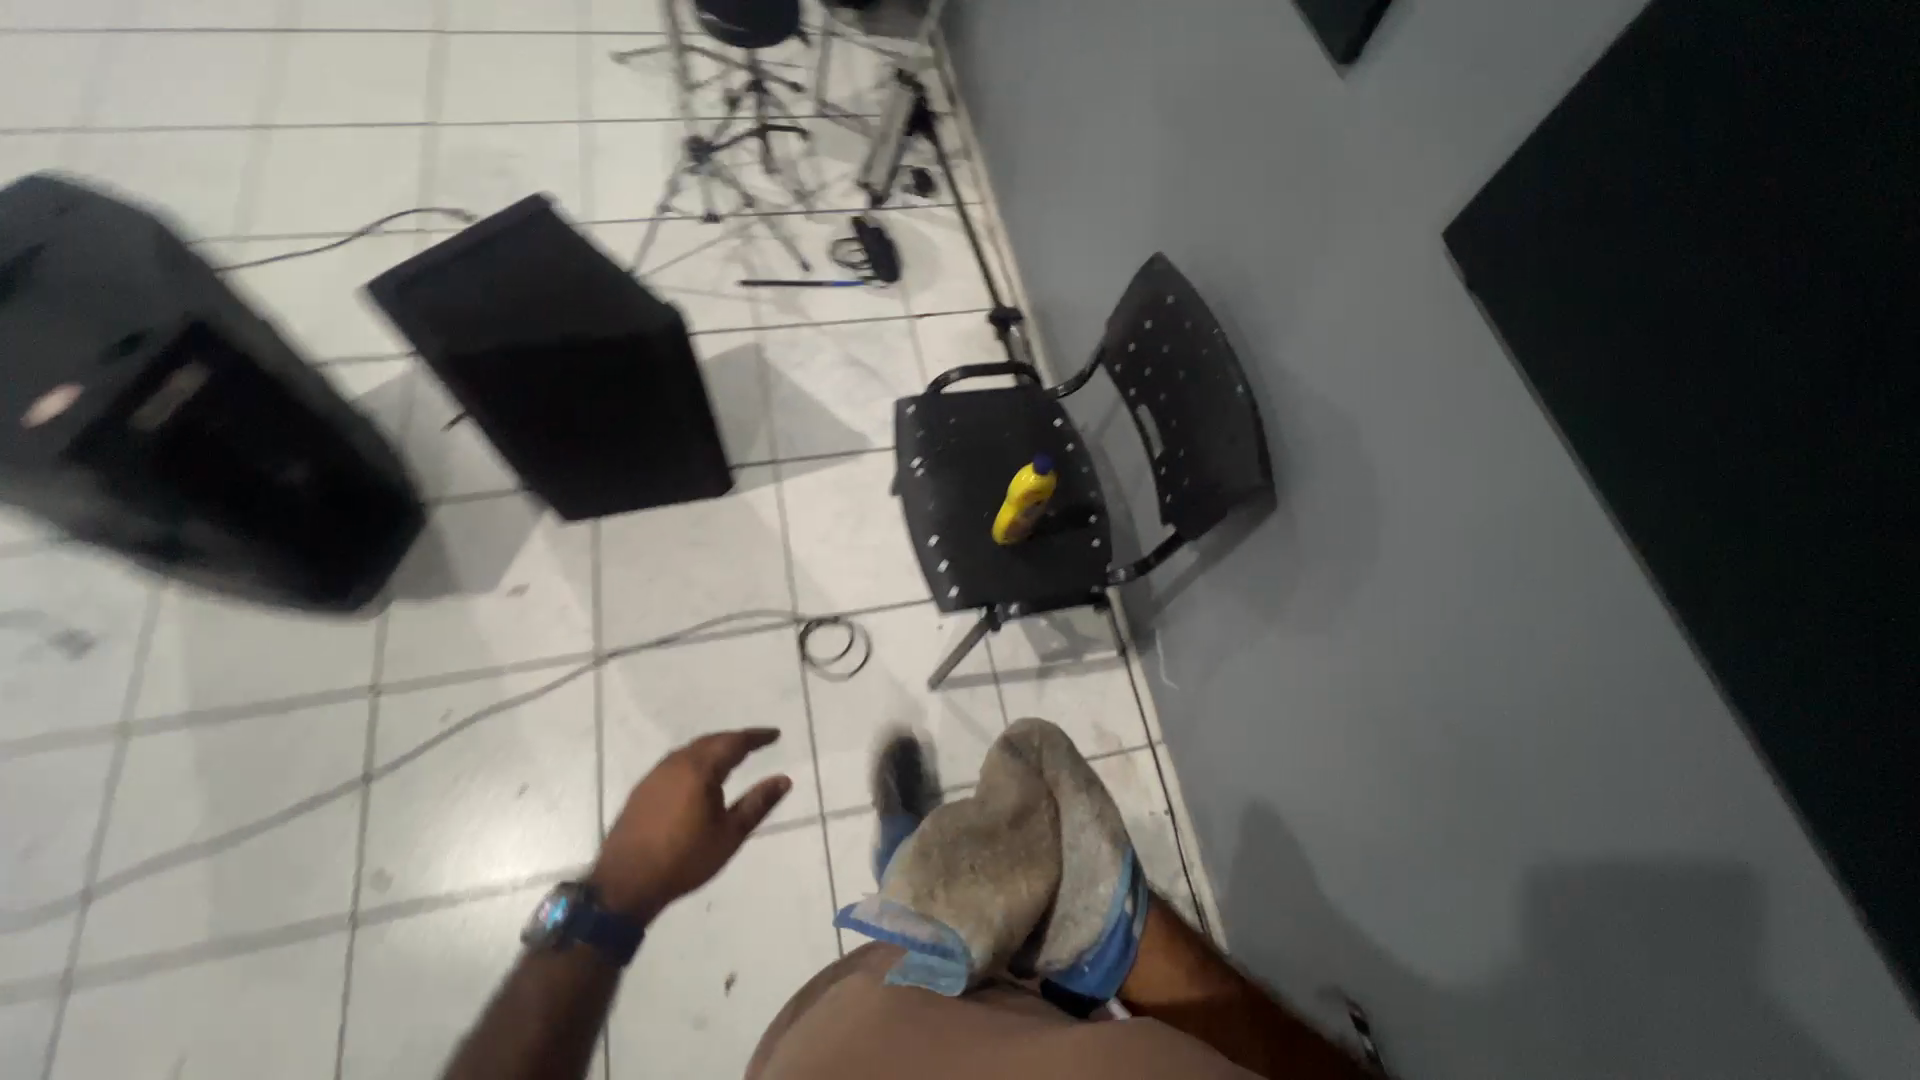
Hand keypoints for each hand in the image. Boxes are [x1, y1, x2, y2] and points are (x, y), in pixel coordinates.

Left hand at [588, 729, 791, 921]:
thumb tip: (784, 780)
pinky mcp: (641, 790)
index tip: (775, 734)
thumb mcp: (729, 835)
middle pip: (710, 741)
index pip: (733, 743)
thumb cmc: (684, 859)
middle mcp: (675, 764)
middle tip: (756, 743)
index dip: (756, 737)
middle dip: (734, 740)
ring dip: (712, 749)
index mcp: (699, 770)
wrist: (625, 884)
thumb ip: (758, 804)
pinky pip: (674, 763)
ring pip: (689, 751)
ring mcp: (654, 776)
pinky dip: (694, 761)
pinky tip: (698, 777)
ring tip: (730, 757)